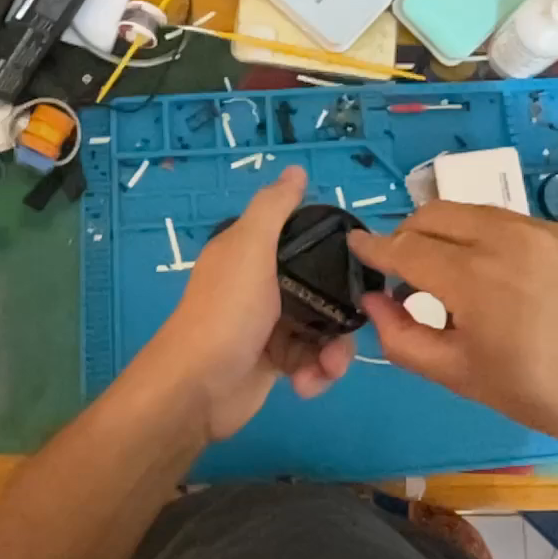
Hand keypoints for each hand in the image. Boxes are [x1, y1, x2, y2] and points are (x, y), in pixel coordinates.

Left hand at [135, 166, 353, 441]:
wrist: (198, 388)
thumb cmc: (227, 311)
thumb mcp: (250, 248)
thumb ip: (274, 208)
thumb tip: (297, 169)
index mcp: (252, 252)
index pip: (303, 241)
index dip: (332, 251)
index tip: (359, 266)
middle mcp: (261, 284)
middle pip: (321, 289)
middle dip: (342, 313)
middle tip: (354, 328)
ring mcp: (268, 325)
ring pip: (321, 329)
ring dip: (333, 352)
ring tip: (329, 368)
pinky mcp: (273, 362)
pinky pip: (310, 361)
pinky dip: (315, 374)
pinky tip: (306, 385)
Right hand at [347, 203, 557, 468]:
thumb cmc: (549, 396)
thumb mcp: (465, 378)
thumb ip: (404, 338)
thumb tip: (374, 302)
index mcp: (473, 276)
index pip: (404, 247)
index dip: (373, 247)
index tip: (354, 246)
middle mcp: (502, 236)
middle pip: (431, 214)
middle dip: (406, 235)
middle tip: (402, 272)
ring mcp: (539, 229)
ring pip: (468, 210)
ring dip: (442, 230)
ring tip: (447, 271)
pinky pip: (504, 219)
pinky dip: (479, 233)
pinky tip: (494, 273)